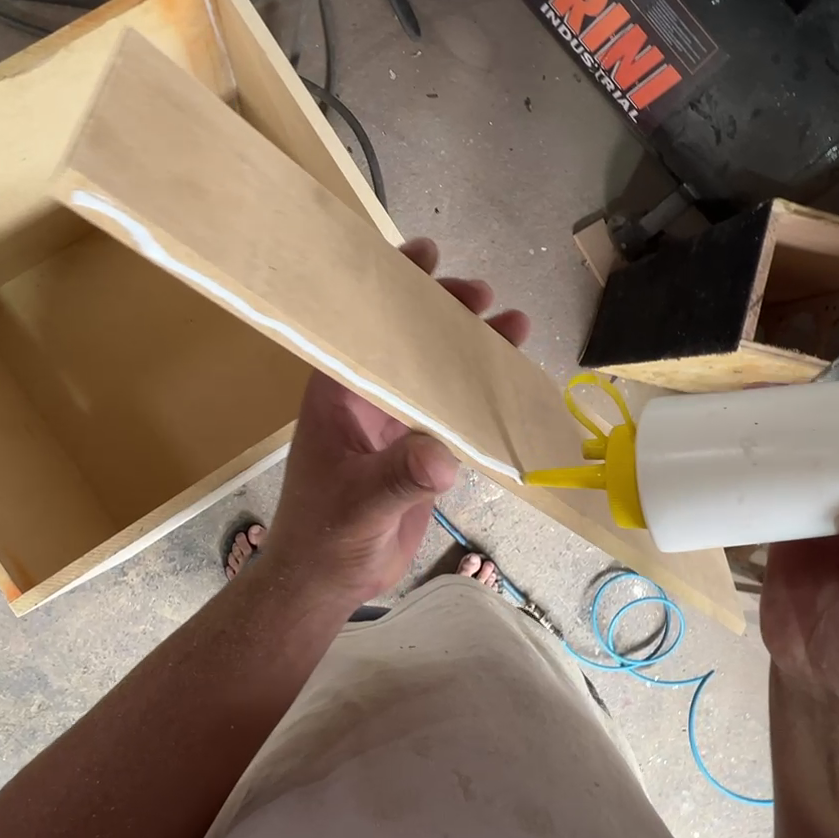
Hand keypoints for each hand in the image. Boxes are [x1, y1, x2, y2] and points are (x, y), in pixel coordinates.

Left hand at [257, 238, 528, 604]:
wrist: (329, 582)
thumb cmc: (325, 537)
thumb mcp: (360, 505)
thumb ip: (398, 479)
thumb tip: (442, 455)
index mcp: (338, 394)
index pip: (363, 326)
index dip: (391, 287)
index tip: (426, 255)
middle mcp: (366, 398)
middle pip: (407, 341)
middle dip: (444, 313)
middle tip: (484, 297)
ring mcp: (393, 423)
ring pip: (434, 372)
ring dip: (469, 350)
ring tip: (513, 326)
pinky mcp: (416, 451)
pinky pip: (450, 409)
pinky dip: (477, 393)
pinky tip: (509, 382)